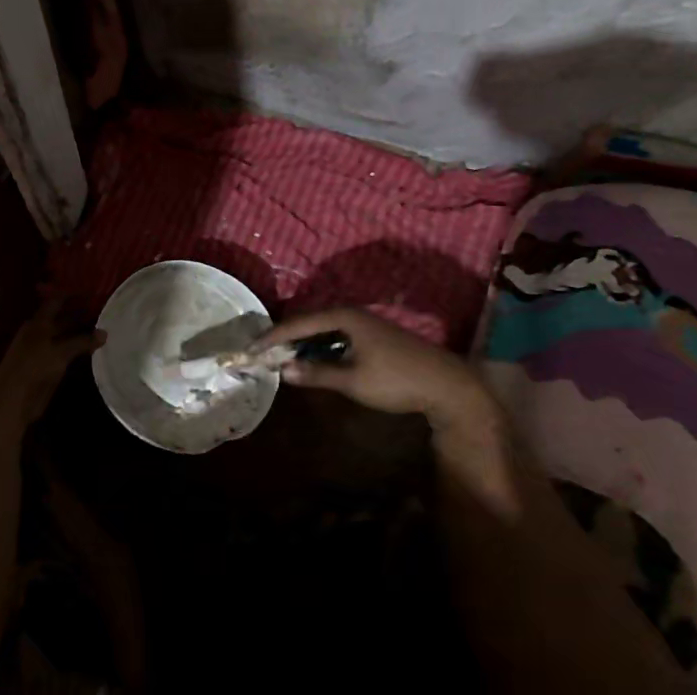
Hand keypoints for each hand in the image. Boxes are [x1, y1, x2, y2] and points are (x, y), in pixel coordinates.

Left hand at [0, 296, 103, 426]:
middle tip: (107, 309)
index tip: (94, 290)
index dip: (74, 295)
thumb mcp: (59, 352)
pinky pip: (69, 352)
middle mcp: (41, 332)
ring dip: (84, 332)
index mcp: (38, 323)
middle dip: (82, 314)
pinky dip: (81, 348)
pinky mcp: (50, 366)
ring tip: (107, 326)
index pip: (58, 301)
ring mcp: (45, 349)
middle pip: (64, 318)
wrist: (13, 400)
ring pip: (68, 335)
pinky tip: (96, 348)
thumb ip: (82, 341)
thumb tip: (105, 333)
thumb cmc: (33, 368)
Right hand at [253, 308, 495, 431]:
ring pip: (321, 329)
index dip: (273, 337)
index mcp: (344, 317)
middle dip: (283, 338)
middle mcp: (351, 313)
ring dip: (300, 343)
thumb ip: (317, 374)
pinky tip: (310, 360)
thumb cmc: (397, 379)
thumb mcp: (354, 380)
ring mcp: (362, 323)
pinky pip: (333, 336)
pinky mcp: (370, 336)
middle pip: (308, 322)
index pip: (298, 323)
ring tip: (278, 357)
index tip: (251, 349)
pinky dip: (317, 346)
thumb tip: (283, 370)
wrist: (445, 383)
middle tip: (260, 353)